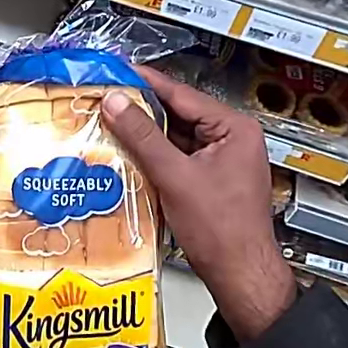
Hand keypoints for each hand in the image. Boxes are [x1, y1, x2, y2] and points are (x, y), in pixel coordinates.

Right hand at [101, 69, 294, 342]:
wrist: (239, 276)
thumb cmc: (221, 231)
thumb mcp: (174, 176)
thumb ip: (143, 137)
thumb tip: (117, 103)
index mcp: (234, 128)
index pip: (182, 94)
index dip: (146, 82)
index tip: (118, 71)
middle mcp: (232, 138)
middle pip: (178, 114)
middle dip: (142, 110)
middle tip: (108, 99)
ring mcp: (222, 159)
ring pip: (176, 136)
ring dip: (147, 134)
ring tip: (111, 123)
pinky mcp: (211, 177)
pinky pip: (178, 156)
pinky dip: (155, 155)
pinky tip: (130, 153)